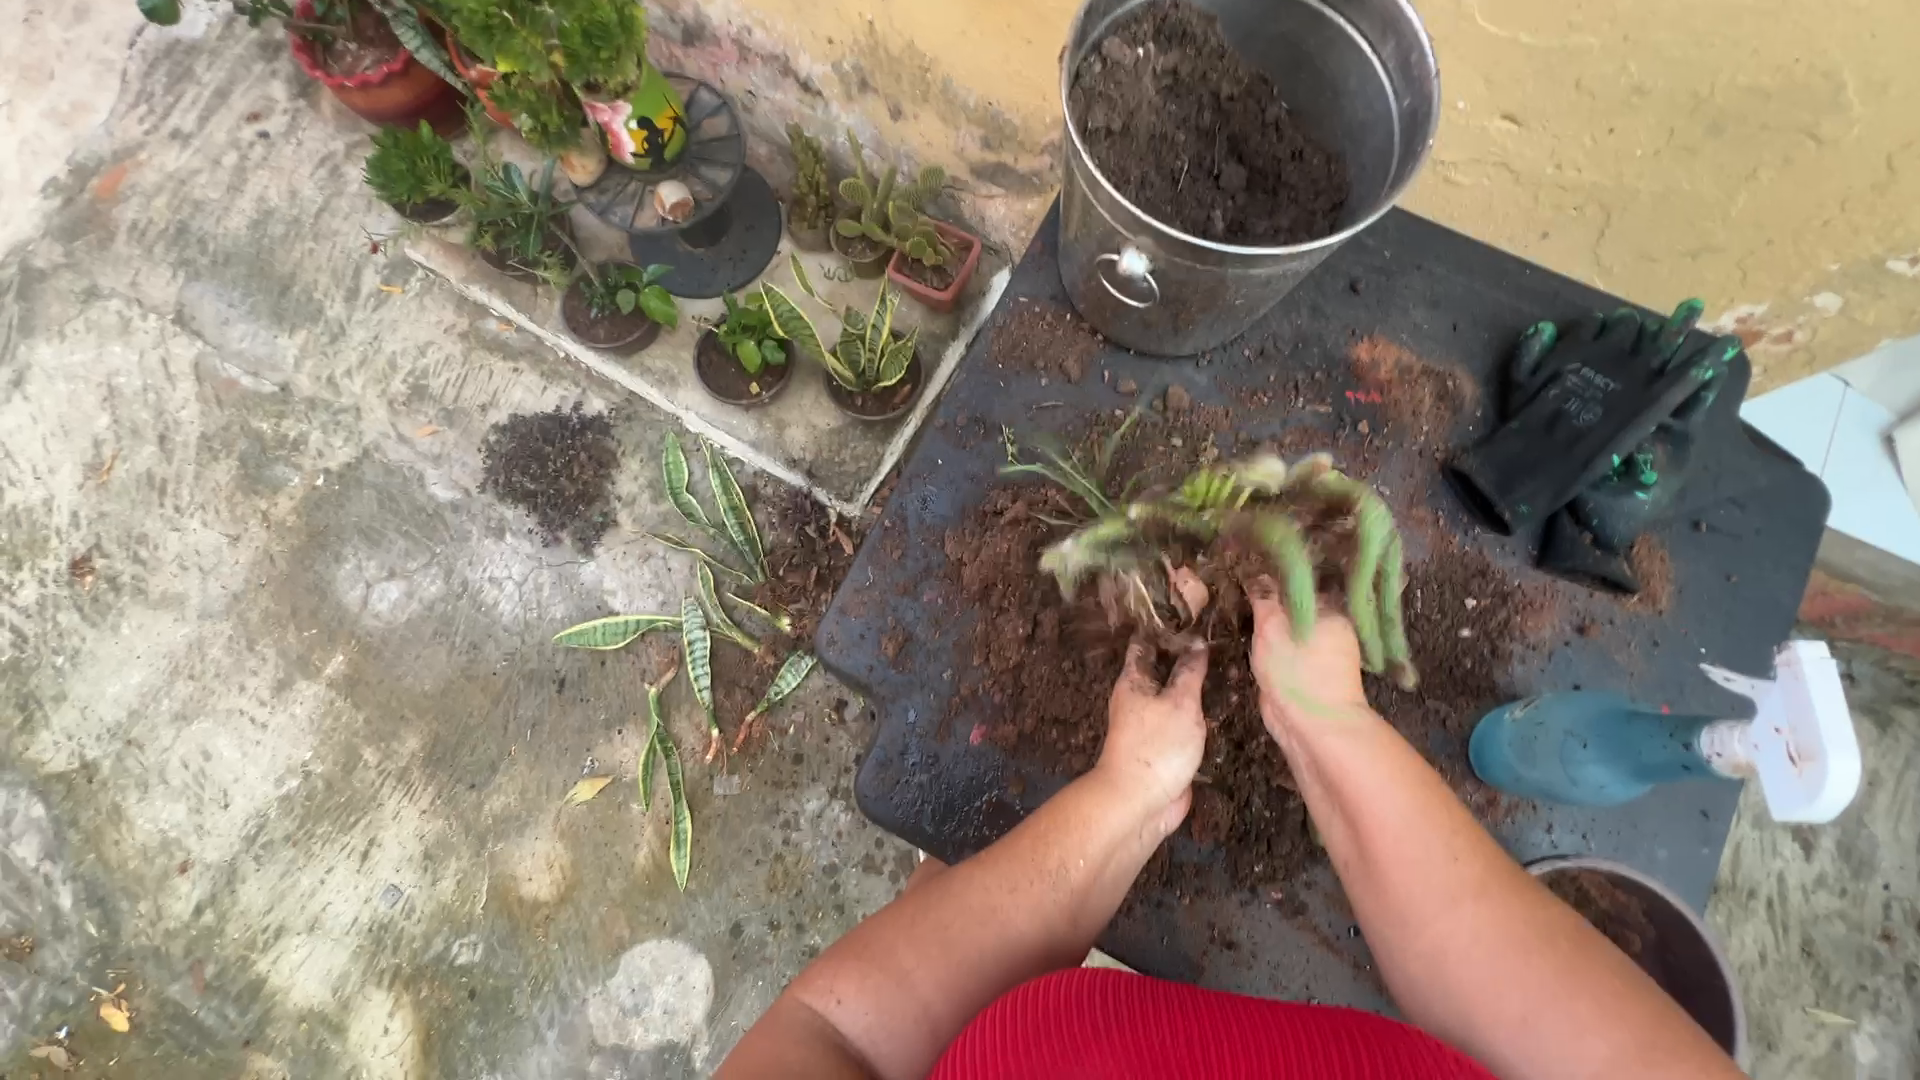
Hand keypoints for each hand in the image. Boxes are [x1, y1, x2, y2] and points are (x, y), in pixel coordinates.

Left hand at [1096, 636, 1207, 839]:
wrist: (1139, 801)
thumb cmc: (1156, 746)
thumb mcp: (1180, 703)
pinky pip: (1182, 721)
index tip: (1189, 612)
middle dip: (1185, 656)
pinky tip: (1220, 706)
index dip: (1164, 627)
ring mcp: (1150, 722)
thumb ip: (1190, 672)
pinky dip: (1198, 712)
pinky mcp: (1164, 746)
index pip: (1145, 643)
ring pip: (1173, 696)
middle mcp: (1138, 697)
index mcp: (1133, 680)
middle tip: (1218, 638)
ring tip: (1226, 667)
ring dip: (1194, 686)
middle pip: (1161, 668)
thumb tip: (1197, 643)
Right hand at [1246, 576, 1371, 736]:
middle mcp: (1329, 628)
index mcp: (1330, 611)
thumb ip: (1264, 599)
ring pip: (1286, 629)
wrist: (1313, 726)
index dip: (1271, 579)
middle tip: (1236, 598)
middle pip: (1292, 606)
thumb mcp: (1272, 627)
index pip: (1299, 584)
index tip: (1245, 578)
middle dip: (1267, 604)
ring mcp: (1319, 652)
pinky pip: (1284, 650)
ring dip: (1265, 627)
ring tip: (1238, 618)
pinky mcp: (1305, 672)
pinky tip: (1249, 644)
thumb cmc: (1297, 670)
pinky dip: (1268, 647)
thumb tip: (1257, 575)